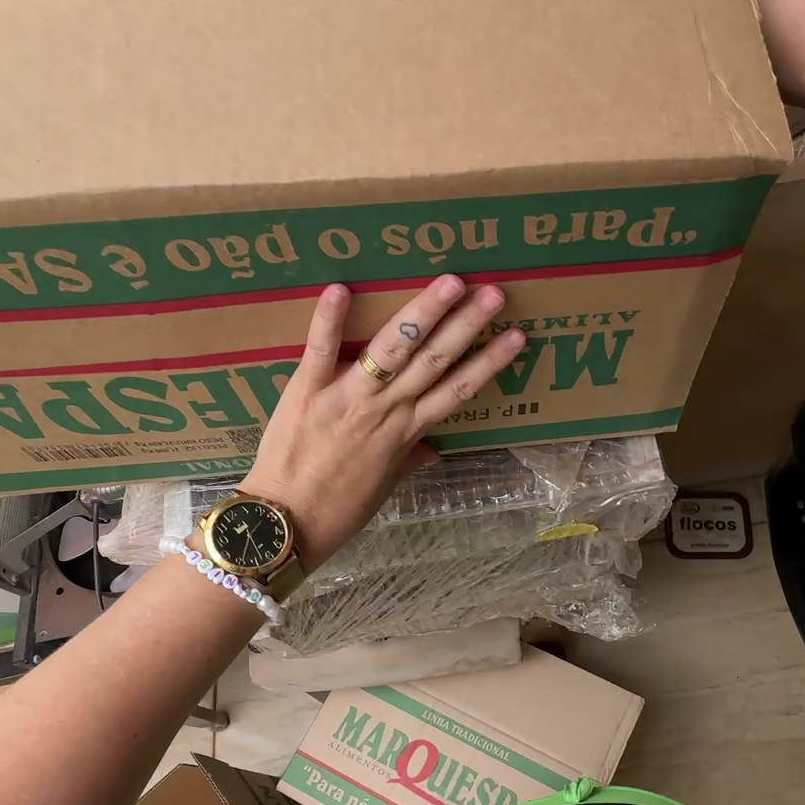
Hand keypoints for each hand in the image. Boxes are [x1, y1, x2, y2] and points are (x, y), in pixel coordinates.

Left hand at [235, 275, 525, 572]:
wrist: (288, 523)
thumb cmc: (340, 509)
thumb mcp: (386, 486)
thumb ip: (409, 459)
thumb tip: (433, 450)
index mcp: (407, 432)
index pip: (459, 391)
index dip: (490, 362)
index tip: (517, 336)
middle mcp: (386, 409)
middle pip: (435, 360)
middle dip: (467, 325)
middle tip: (493, 293)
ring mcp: (348, 397)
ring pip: (394, 348)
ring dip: (423, 312)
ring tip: (450, 281)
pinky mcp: (307, 391)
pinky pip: (321, 349)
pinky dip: (330, 319)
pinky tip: (342, 286)